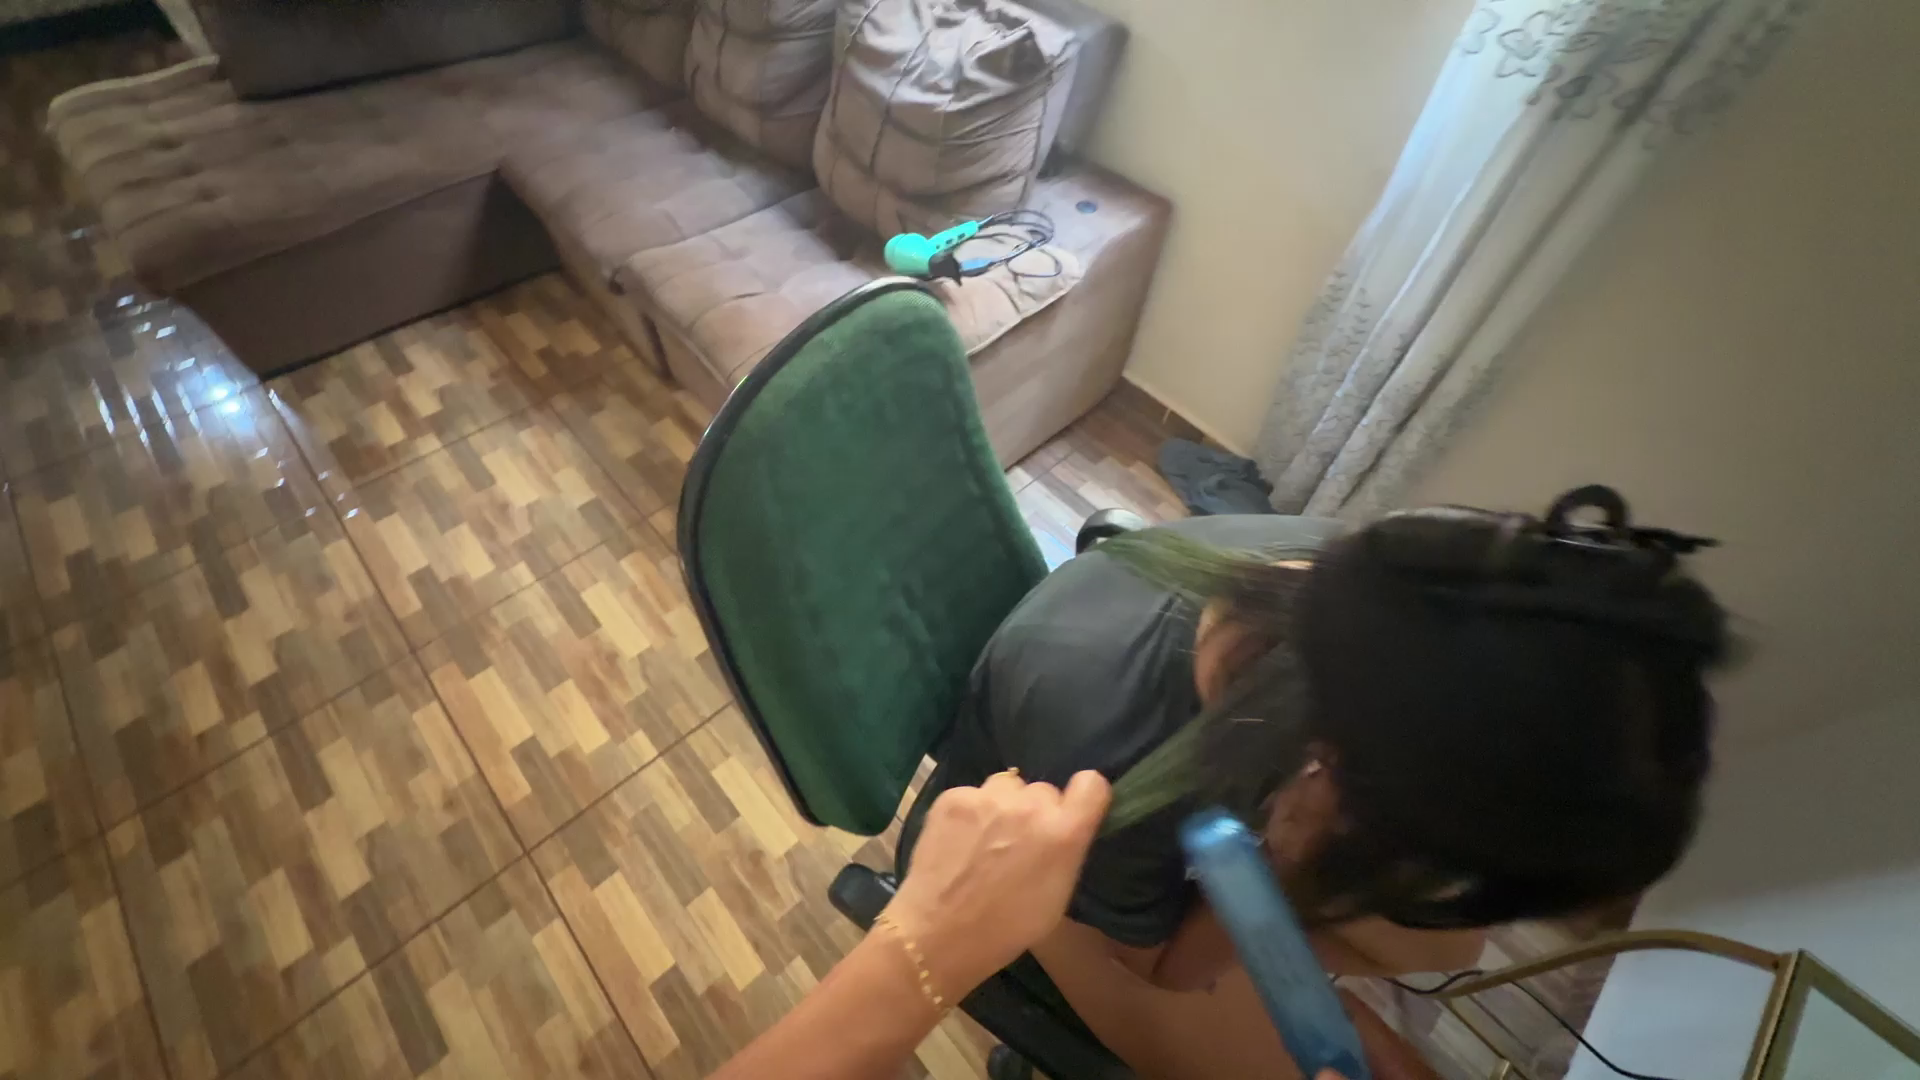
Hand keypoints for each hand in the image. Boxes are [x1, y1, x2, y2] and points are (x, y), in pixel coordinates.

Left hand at [884, 770, 1110, 997]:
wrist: (937, 934)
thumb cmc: (1006, 928)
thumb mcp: (1057, 896)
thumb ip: (1066, 848)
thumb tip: (1064, 824)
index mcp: (1062, 833)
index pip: (1092, 784)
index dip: (1084, 795)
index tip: (1074, 808)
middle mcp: (1029, 805)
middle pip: (1045, 790)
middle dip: (1037, 811)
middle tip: (1019, 842)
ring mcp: (988, 796)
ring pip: (1008, 786)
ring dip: (1004, 805)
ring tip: (987, 838)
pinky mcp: (954, 795)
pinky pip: (974, 793)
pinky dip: (971, 811)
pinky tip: (960, 838)